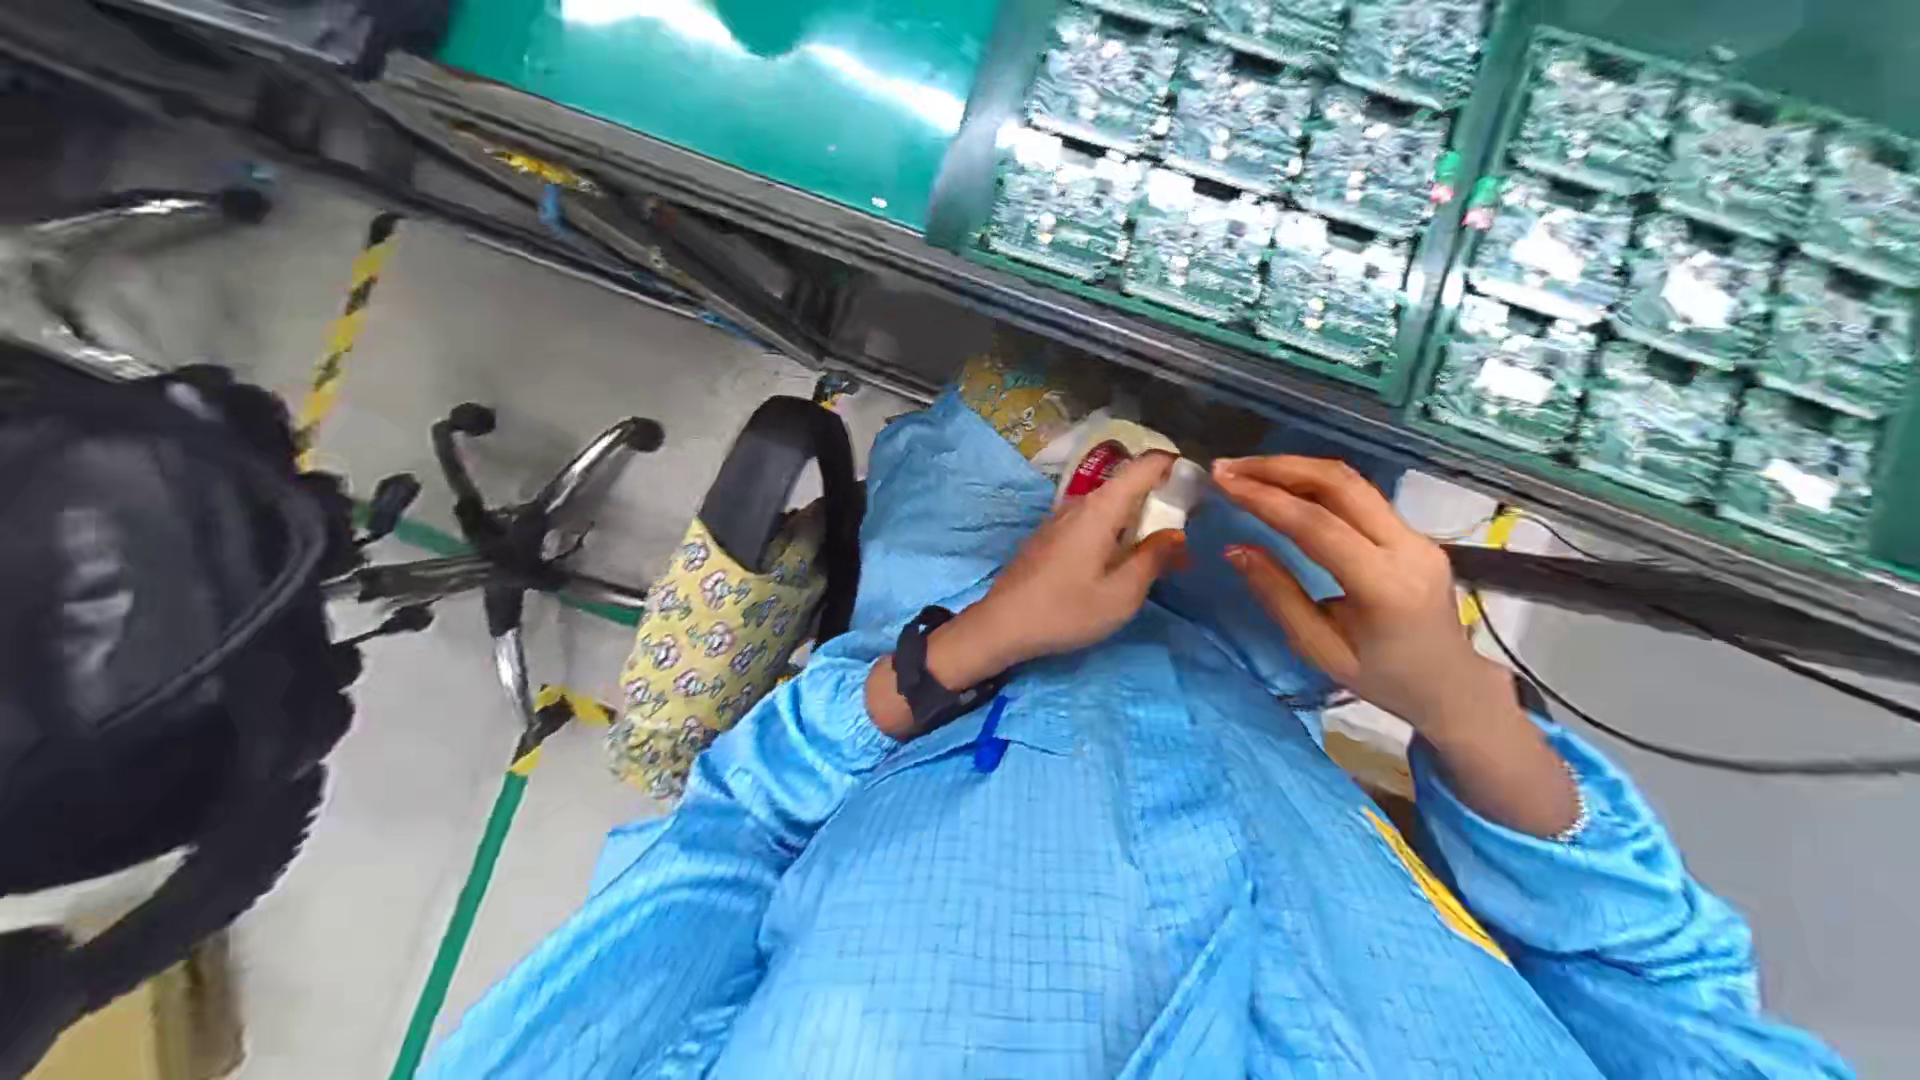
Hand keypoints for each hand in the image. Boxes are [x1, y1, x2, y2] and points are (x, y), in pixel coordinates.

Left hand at [864, 452, 1186, 740]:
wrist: (1002, 625)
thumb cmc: (1065, 611)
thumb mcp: (1121, 594)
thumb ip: (1153, 559)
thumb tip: (1176, 533)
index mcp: (1100, 509)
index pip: (1144, 466)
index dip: (1175, 467)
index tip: (1199, 486)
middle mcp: (1079, 505)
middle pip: (1127, 485)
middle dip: (1161, 500)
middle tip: (1188, 527)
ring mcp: (1060, 520)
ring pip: (1109, 506)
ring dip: (1138, 520)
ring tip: (1160, 549)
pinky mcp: (1049, 537)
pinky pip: (1091, 522)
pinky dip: (1115, 531)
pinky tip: (1122, 559)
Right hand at [1210, 456, 1513, 737]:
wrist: (1452, 685)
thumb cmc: (1382, 678)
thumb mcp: (1320, 649)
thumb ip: (1279, 596)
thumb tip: (1236, 549)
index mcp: (1384, 585)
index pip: (1318, 526)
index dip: (1266, 499)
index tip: (1222, 484)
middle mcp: (1407, 548)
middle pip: (1340, 485)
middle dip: (1278, 468)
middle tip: (1227, 468)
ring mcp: (1415, 535)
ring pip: (1351, 481)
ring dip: (1294, 468)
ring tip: (1245, 471)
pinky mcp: (1411, 531)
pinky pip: (1357, 494)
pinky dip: (1311, 482)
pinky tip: (1279, 485)